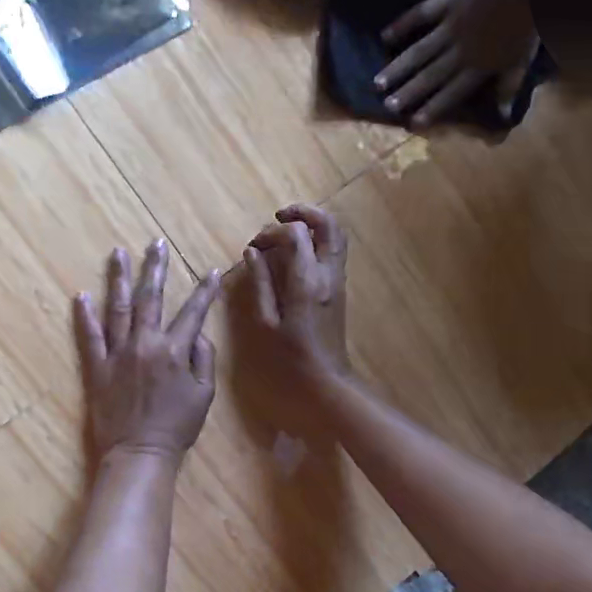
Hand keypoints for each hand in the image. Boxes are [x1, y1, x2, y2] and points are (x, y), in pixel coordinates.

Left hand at [74, 241, 220, 462]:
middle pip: (150, 298)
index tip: (212, 270)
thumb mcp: (204, 395)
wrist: (140, 452)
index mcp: (175, 350)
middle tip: (156, 243)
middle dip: (155, 268)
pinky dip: (84, 315)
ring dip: (119, 279)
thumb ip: (204, 359)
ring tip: (118, 253)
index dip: (205, 291)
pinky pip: (89, 336)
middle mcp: (146, 344)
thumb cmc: (177, 427)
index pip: (193, 312)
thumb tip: (198, 332)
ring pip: (118, 308)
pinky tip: (81, 295)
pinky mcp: (97, 367)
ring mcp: (118, 353)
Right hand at [243, 205, 350, 390]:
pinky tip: (295, 253)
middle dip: (302, 213)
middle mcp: (328, 274)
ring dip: (312, 224)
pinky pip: (333, 251)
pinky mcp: (339, 288)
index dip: (271, 232)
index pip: (295, 234)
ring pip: (335, 234)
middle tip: (277, 217)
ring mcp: (338, 280)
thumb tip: (252, 252)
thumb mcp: (266, 322)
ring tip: (286, 230)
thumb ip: (260, 283)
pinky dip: (317, 240)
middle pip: (327, 224)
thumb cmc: (291, 356)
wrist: (326, 379)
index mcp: (307, 281)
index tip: (254, 246)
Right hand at [375, 0, 539, 127]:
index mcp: (479, 65)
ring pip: (421, 51)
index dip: (433, 108)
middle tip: (388, 106)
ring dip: (399, 67)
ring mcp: (451, 24)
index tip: (413, 122)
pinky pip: (421, 14)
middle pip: (431, 76)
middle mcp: (461, 50)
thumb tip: (503, 117)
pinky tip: (384, 36)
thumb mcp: (524, 57)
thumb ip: (509, 86)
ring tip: (379, 81)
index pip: (452, 93)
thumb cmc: (531, 16)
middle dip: (409, 92)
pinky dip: (403, 24)